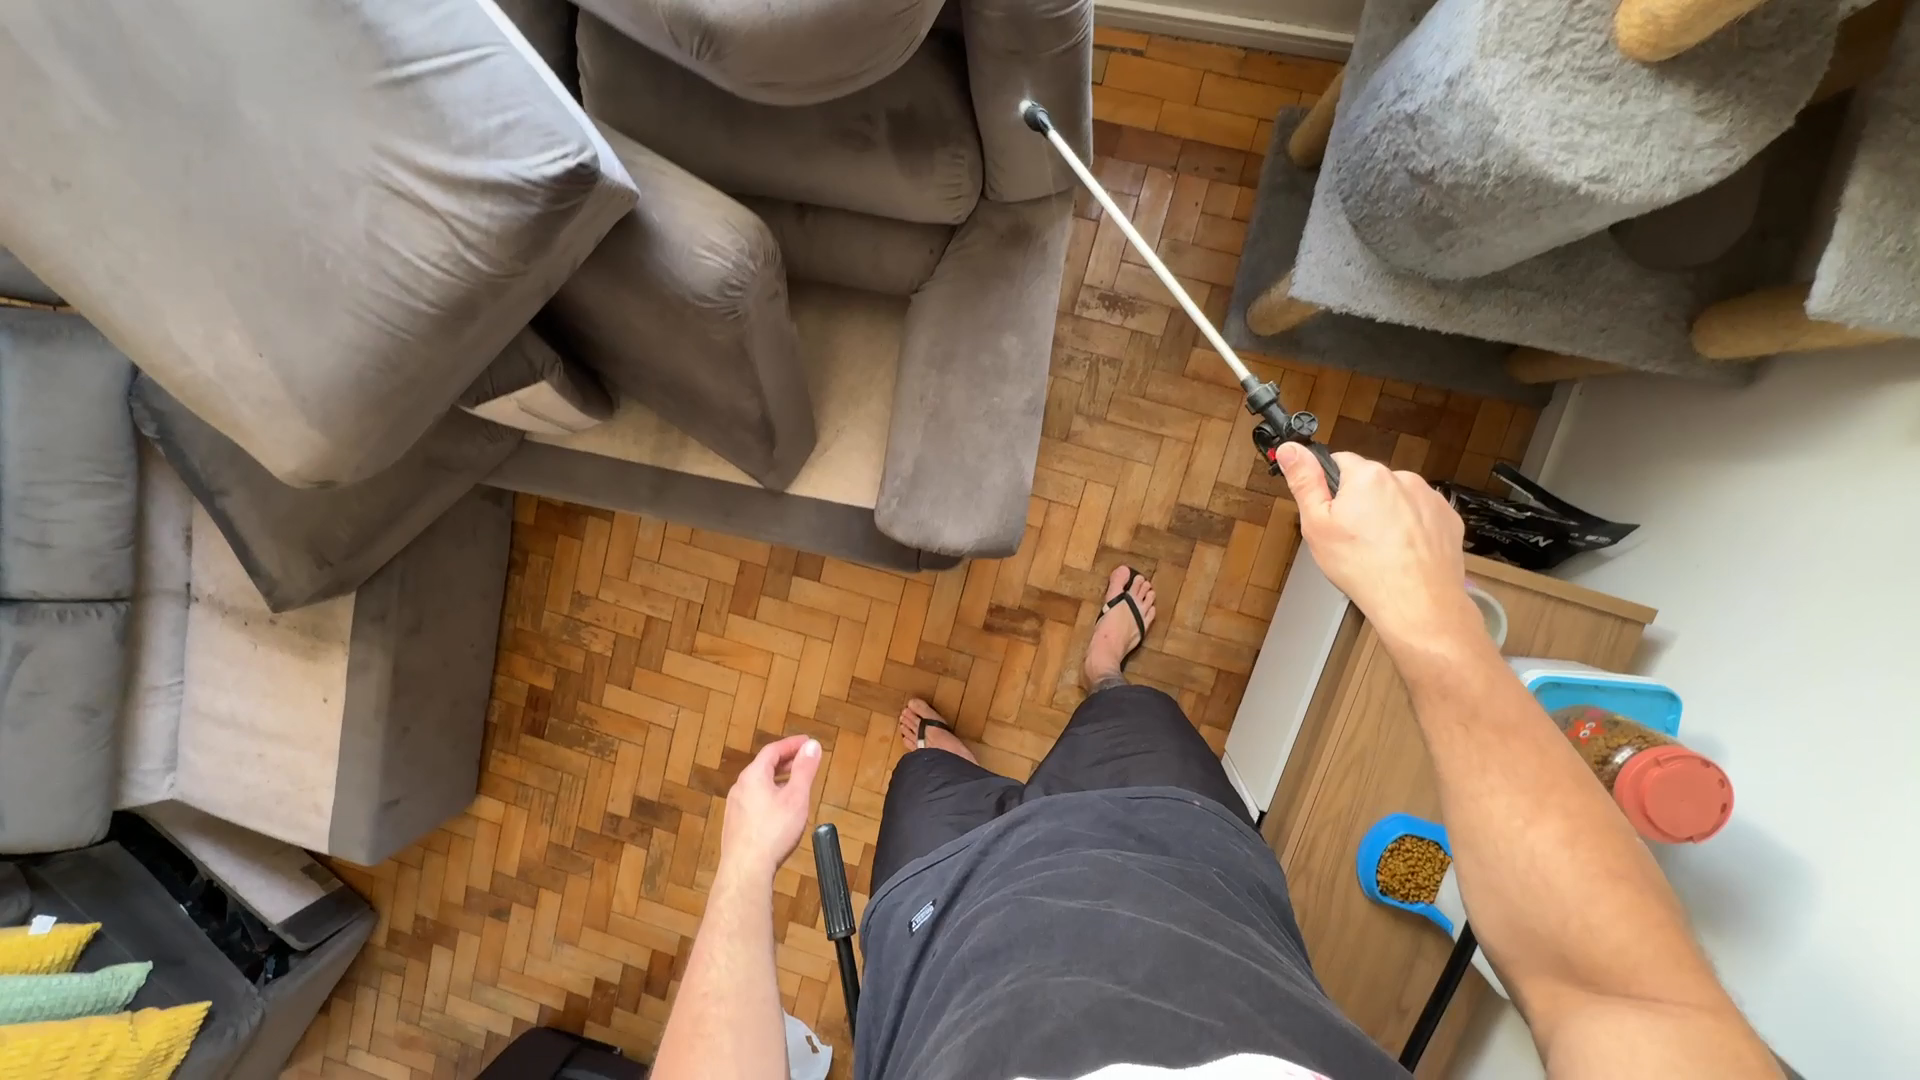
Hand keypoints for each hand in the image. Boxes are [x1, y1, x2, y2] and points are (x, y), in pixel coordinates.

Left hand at [719, 735, 822, 882]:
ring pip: (758, 784)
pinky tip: (779, 809)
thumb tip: (812, 745)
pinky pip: (753, 800)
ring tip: (795, 784)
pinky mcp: (734, 825)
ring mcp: (734, 807)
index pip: (772, 750)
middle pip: (763, 766)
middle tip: (804, 761)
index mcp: (753, 776)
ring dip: (777, 779)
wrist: (746, 870)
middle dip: (785, 761)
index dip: (791, 744)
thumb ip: (804, 769)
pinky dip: (769, 794)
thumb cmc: (774, 831)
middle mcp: (739, 787)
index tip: (808, 743)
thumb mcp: (796, 797)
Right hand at [1275, 444, 1481, 650]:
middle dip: (1357, 503)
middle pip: (1369, 483)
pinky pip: (1419, 516)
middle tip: (1348, 537)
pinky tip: (1399, 553)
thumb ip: (1304, 482)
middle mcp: (1402, 479)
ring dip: (1385, 515)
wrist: (1416, 601)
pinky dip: (1409, 529)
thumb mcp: (1317, 525)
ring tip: (1376, 549)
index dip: (1328, 487)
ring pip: (1395, 499)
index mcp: (1367, 477)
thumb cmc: (1365, 567)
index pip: (1339, 461)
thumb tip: (1291, 449)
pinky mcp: (1447, 519)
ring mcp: (1429, 499)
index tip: (1327, 511)